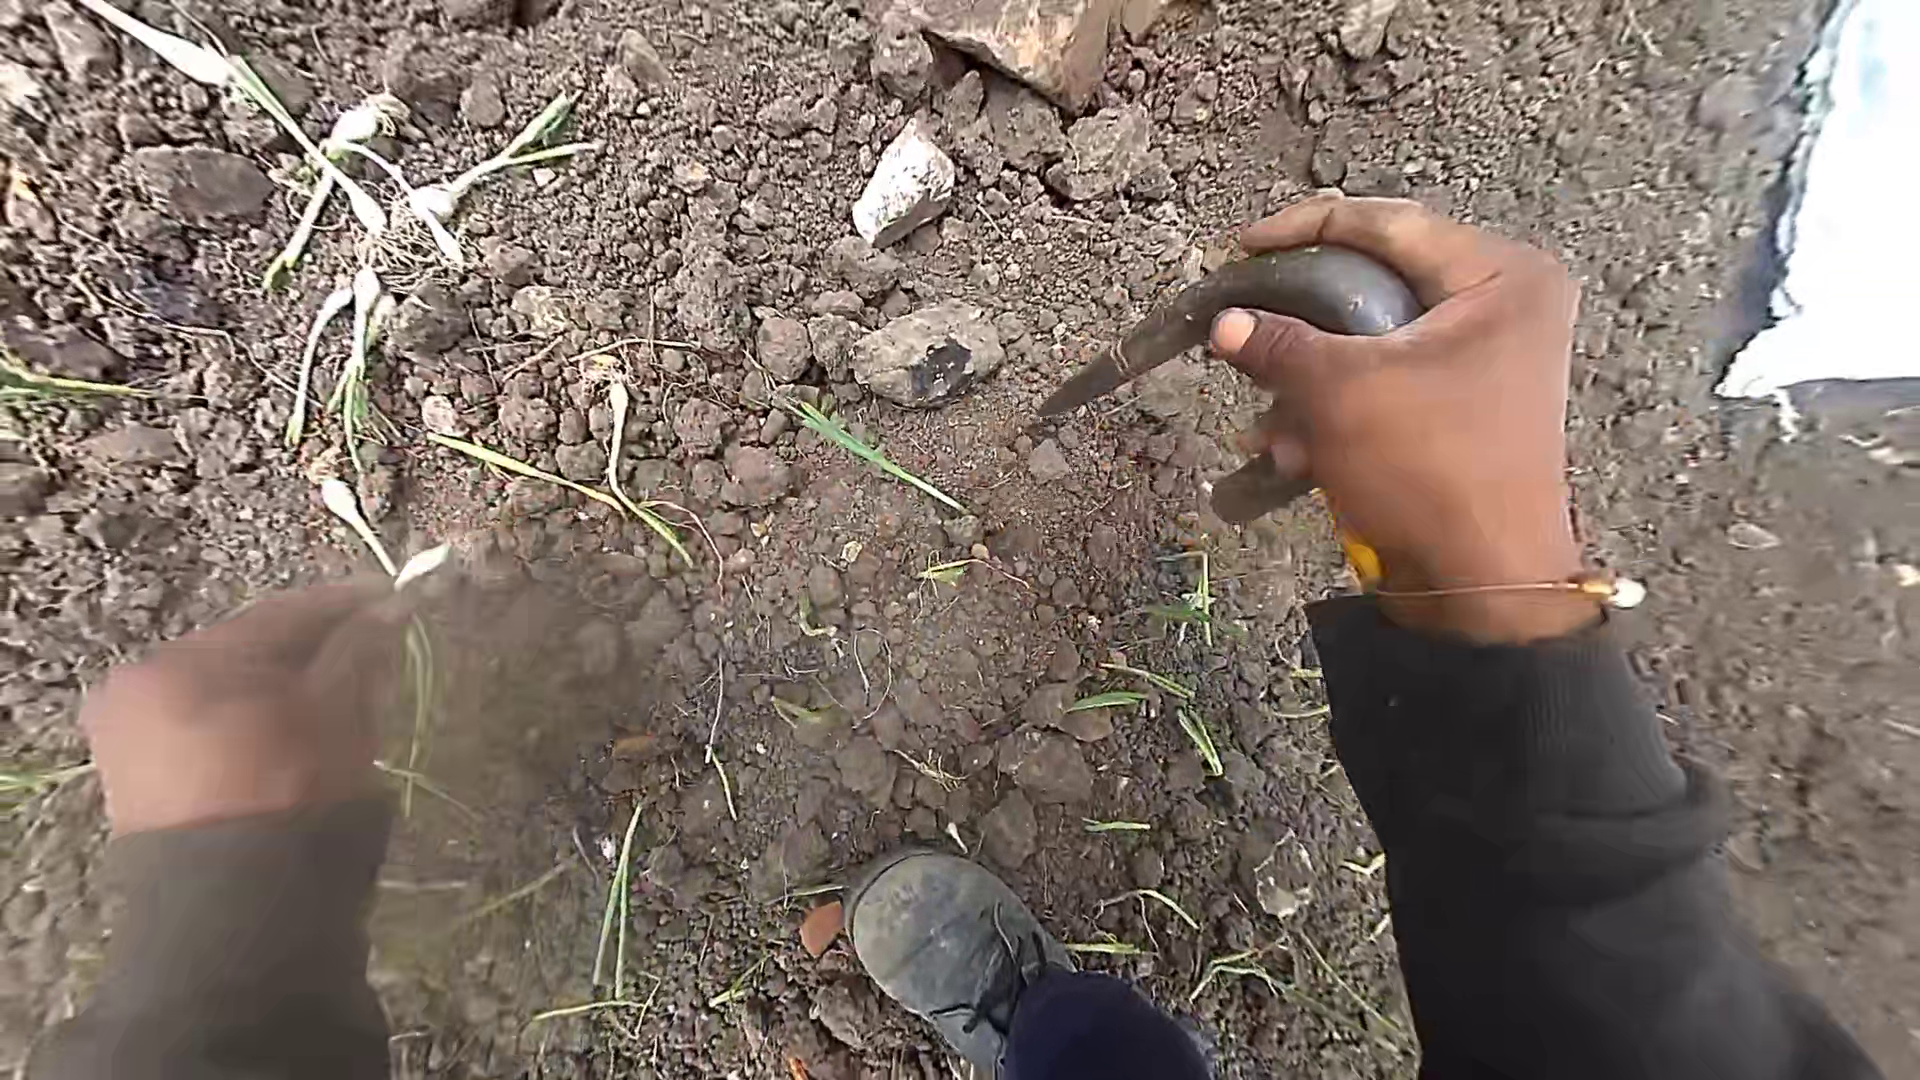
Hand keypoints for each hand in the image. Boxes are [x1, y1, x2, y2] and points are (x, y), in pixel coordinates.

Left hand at [81, 581, 409, 834]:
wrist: (236, 876)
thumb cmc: (294, 776)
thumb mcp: (340, 701)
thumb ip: (362, 644)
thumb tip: (396, 605)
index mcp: (187, 661)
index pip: (287, 611)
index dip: (350, 599)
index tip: (397, 593)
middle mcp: (145, 676)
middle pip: (261, 639)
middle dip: (328, 637)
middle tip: (383, 638)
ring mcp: (134, 714)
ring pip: (243, 669)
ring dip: (303, 665)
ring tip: (357, 675)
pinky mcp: (142, 746)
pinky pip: (220, 697)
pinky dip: (271, 692)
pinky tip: (310, 702)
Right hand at [1210, 195, 1592, 641]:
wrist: (1474, 576)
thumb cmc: (1424, 465)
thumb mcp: (1341, 393)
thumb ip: (1278, 345)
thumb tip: (1223, 321)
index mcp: (1497, 277)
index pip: (1387, 223)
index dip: (1304, 228)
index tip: (1240, 247)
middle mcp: (1493, 308)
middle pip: (1368, 290)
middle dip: (1298, 329)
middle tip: (1245, 335)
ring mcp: (1471, 362)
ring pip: (1360, 347)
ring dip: (1303, 388)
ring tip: (1267, 428)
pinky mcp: (1445, 408)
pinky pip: (1370, 389)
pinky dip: (1326, 416)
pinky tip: (1291, 454)